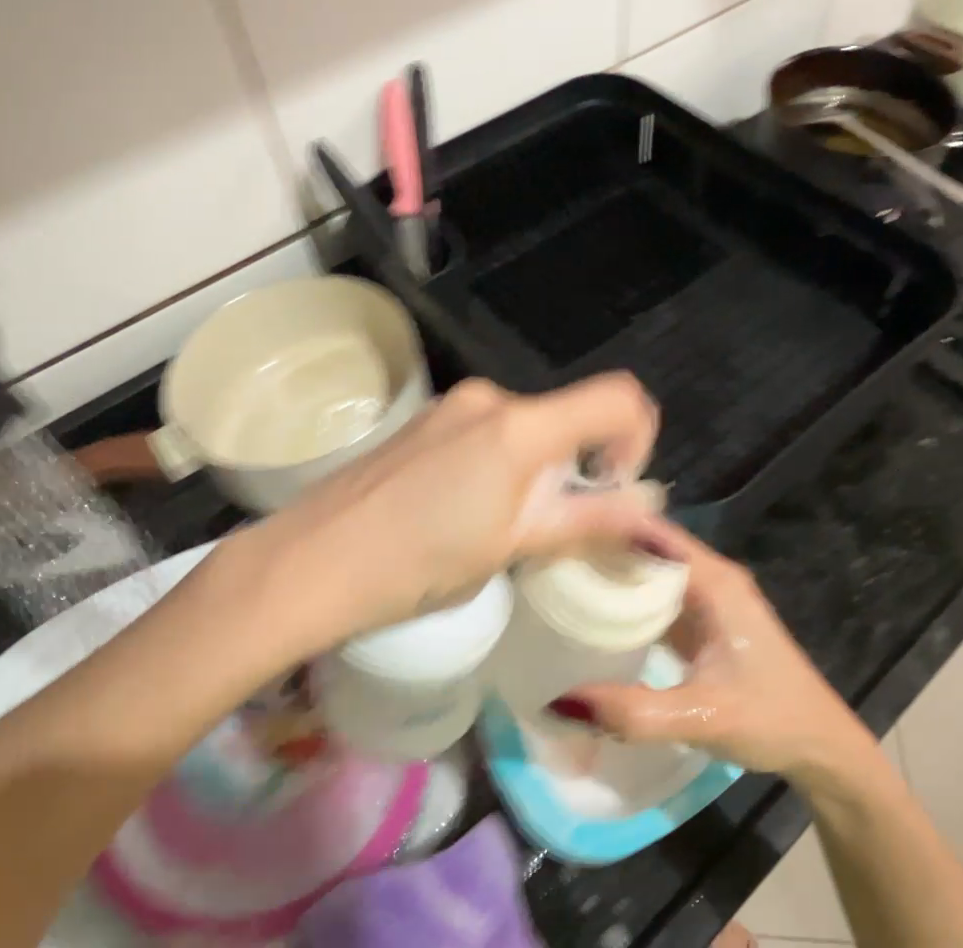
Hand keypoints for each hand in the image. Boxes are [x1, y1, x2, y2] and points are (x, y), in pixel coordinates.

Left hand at [248, 372, 664, 641]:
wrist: (309, 563)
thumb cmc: (415, 564)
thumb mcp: (511, 547)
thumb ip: (588, 522)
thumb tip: (653, 515)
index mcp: (520, 426)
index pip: (619, 398)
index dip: (639, 439)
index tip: (616, 491)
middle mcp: (490, 398)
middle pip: (569, 418)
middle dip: (578, 471)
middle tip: (547, 533)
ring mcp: (450, 406)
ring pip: (528, 431)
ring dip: (537, 473)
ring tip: (496, 533)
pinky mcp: (423, 423)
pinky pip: (488, 434)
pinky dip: (501, 468)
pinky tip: (460, 516)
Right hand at [556, 521, 872, 780]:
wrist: (819, 747)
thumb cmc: (771, 719)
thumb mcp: (702, 717)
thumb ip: (634, 712)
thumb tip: (556, 703)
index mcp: (714, 581)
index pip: (648, 531)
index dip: (601, 525)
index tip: (549, 530)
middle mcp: (709, 579)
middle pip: (643, 546)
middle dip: (595, 548)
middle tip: (537, 559)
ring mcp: (705, 601)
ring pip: (646, 572)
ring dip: (606, 574)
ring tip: (550, 580)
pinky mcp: (701, 624)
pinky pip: (652, 599)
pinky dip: (622, 602)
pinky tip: (585, 616)